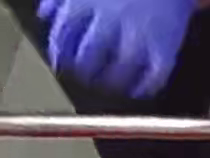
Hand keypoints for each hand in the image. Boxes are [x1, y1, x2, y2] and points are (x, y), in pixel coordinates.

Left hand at [38, 0, 194, 98]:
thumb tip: (45, 15)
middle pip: (89, 57)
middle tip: (86, 77)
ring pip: (119, 72)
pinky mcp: (164, 49)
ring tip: (110, 85)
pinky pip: (153, 79)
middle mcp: (110, 19)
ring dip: (112, 83)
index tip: (60, 64)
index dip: (60, 54)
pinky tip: (138, 90)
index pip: (64, 35)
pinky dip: (144, 89)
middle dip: (84, 72)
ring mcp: (138, 36)